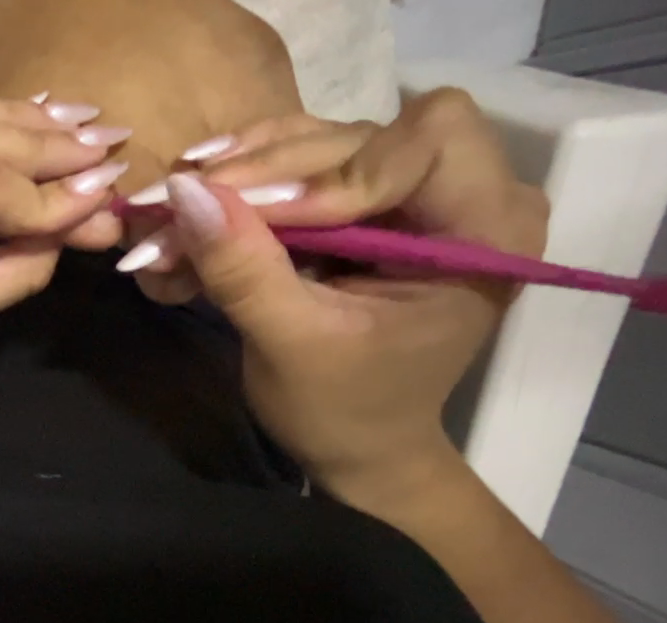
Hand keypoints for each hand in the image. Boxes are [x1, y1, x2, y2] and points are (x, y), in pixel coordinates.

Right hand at [150, 88, 549, 496]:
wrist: (355, 445)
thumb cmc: (339, 409)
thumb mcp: (288, 344)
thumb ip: (243, 268)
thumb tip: (184, 192)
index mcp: (483, 228)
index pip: (416, 145)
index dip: (330, 174)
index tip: (249, 215)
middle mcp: (466, 193)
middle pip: (365, 134)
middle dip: (274, 168)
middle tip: (189, 196)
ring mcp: (417, 196)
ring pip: (331, 142)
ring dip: (253, 169)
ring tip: (185, 195)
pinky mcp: (373, 206)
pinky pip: (313, 169)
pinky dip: (255, 182)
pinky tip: (207, 196)